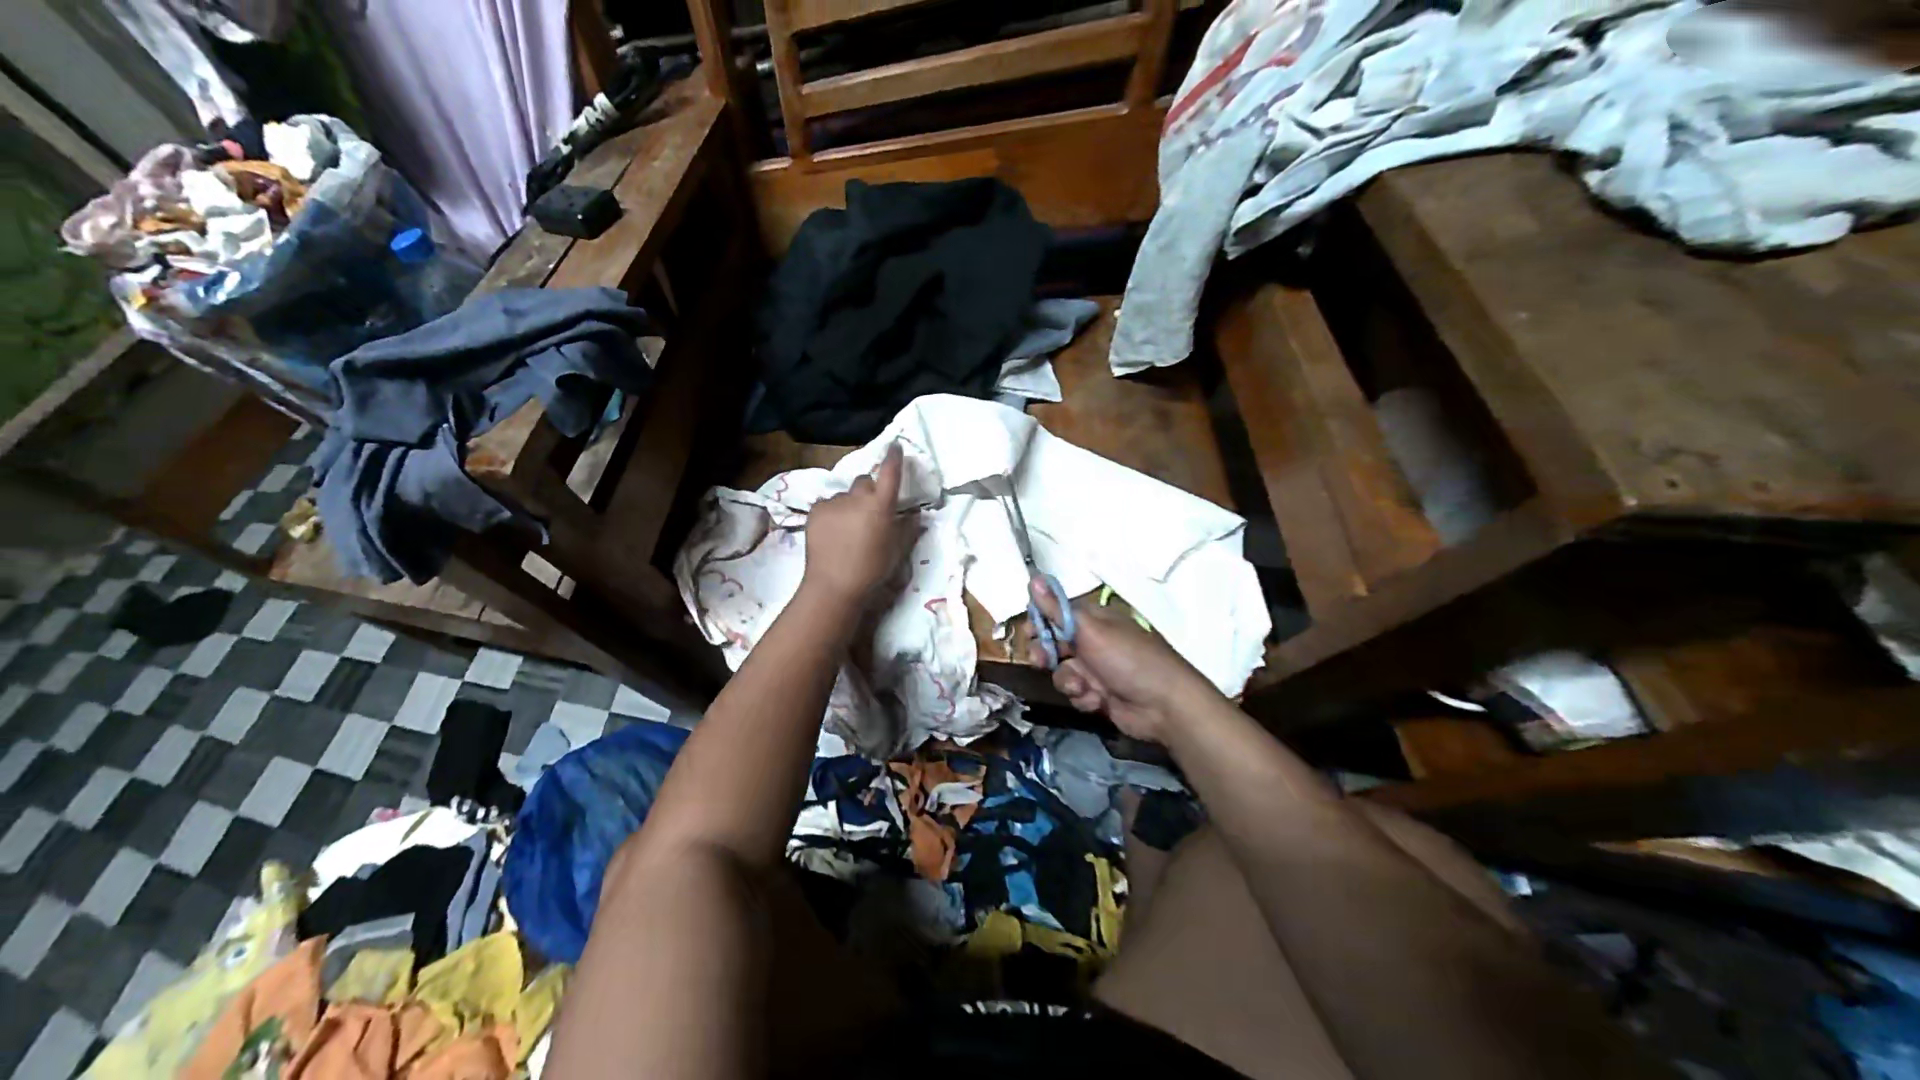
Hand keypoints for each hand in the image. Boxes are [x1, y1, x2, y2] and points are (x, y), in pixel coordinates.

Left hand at [803, 443, 910, 608]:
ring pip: (845, 495)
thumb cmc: (872, 570)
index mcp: (881, 506)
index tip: (895, 446)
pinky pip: (828, 504)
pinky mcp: (815, 510)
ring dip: (849, 504)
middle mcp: (857, 497)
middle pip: (865, 482)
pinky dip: (832, 513)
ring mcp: (834, 502)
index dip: (894, 457)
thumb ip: (908, 528)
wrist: (834, 586)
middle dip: (869, 491)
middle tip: (869, 512)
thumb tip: (916, 514)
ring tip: (847, 529)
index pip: (890, 472)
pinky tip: (832, 533)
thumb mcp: (897, 551)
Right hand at [1028, 580, 1220, 742]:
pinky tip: (1098, 701)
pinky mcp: (1100, 695)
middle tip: (1041, 661)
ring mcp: (1097, 669)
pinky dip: (1084, 697)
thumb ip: (1057, 609)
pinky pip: (1077, 693)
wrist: (1163, 705)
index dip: (1040, 622)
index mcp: (1095, 619)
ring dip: (1070, 681)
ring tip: (1085, 687)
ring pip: (1064, 672)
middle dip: (1047, 654)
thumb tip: (1034, 576)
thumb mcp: (1090, 630)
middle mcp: (1094, 641)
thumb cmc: (1128, 659)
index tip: (1028, 632)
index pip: (1058, 613)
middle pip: (1056, 644)